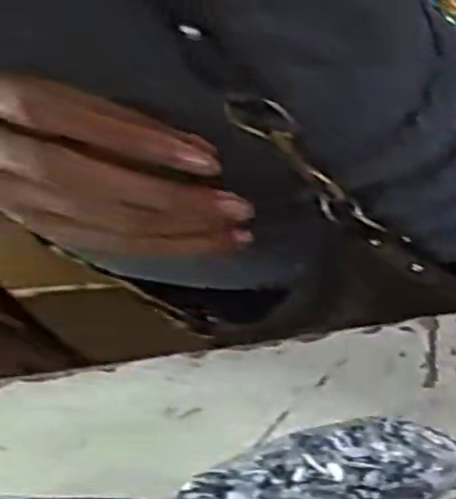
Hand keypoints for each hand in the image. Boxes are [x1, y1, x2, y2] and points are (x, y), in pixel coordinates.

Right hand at [0, 74, 252, 256]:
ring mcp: (16, 199)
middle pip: (84, 180)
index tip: (211, 163)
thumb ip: (126, 121)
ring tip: (241, 232)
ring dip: (187, 231)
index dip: (135, 140)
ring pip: (106, 221)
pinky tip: (219, 244)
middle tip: (241, 207)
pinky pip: (115, 246)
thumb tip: (203, 151)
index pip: (54, 115)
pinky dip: (174, 247)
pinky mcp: (45, 230)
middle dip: (174, 199)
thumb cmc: (42, 119)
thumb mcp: (69, 102)